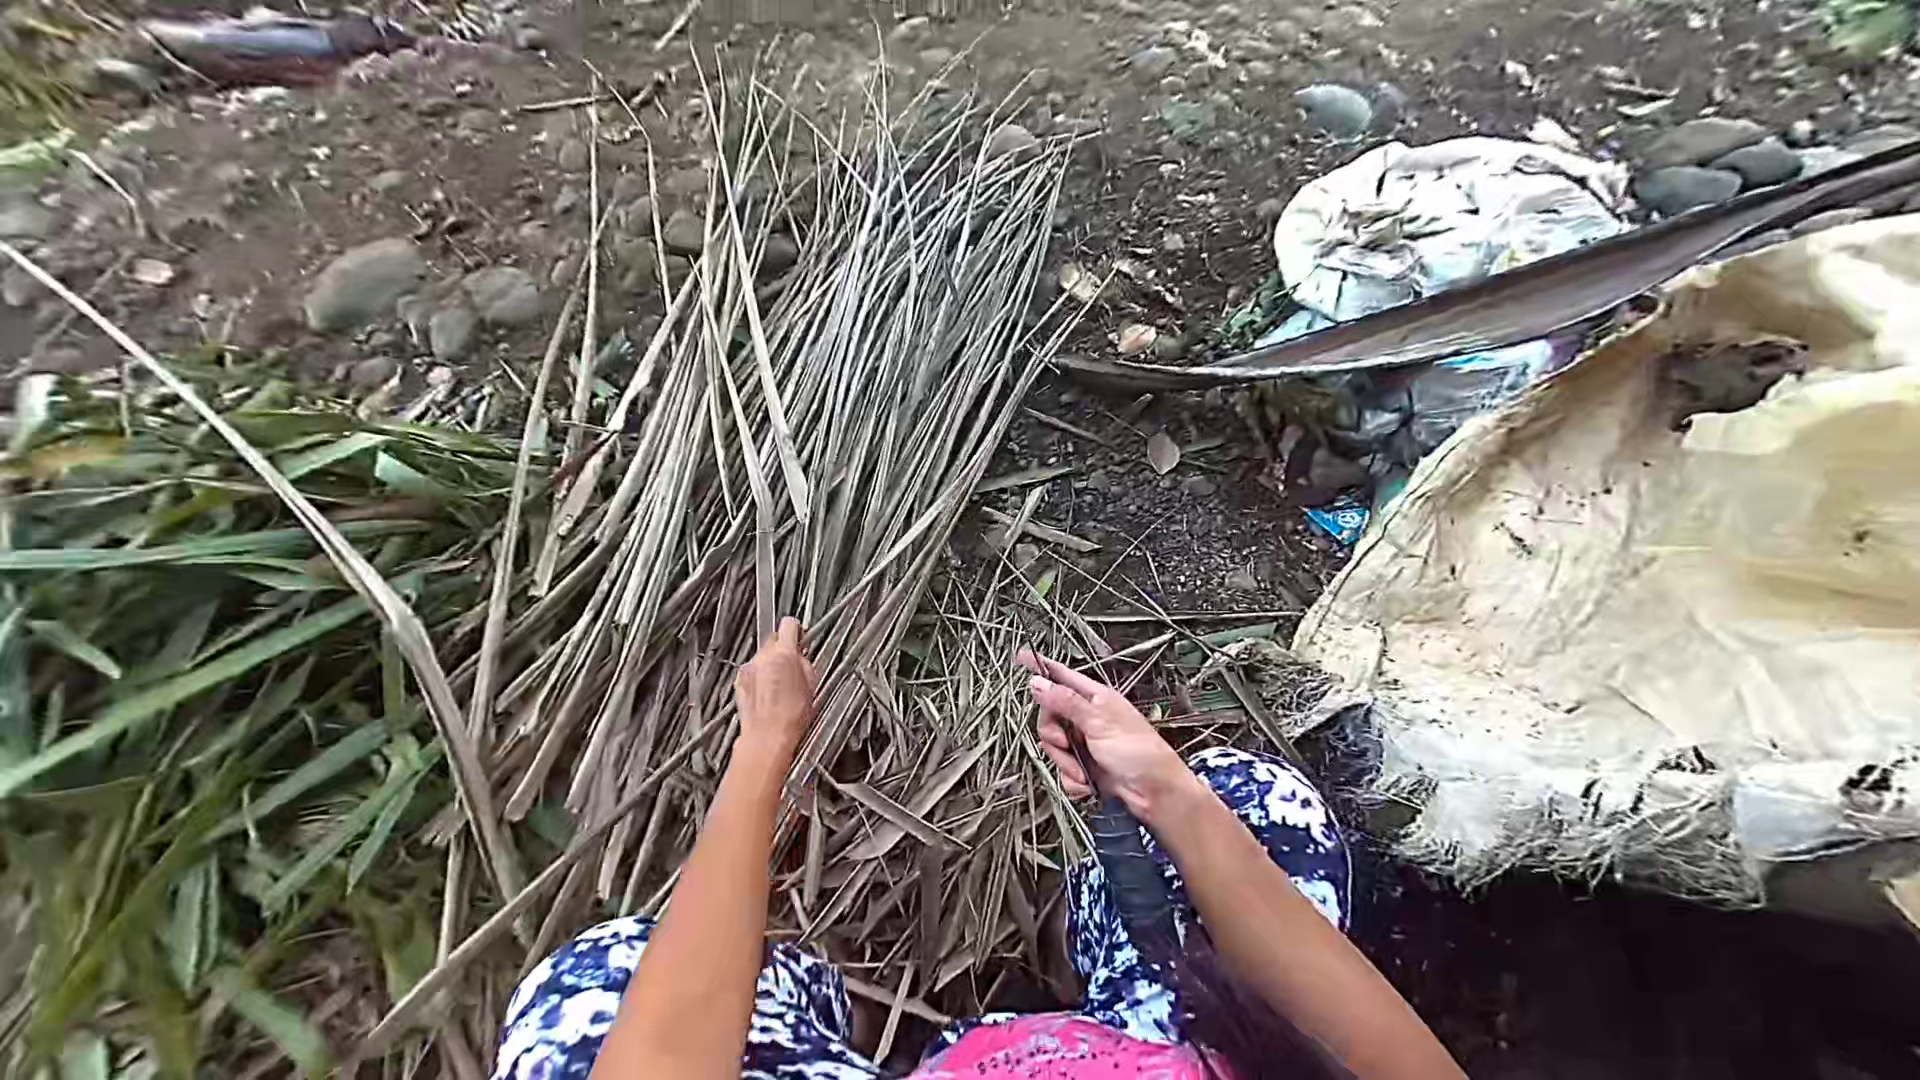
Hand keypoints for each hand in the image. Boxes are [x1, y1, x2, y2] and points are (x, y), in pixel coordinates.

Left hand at [735, 617, 816, 761]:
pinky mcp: (740, 682)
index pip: (789, 625)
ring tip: (782, 684)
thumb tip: (801, 655)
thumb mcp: (811, 684)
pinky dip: (760, 676)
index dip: (796, 629)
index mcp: (784, 654)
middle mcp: (763, 658)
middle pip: (773, 640)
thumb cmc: (790, 717)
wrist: (767, 737)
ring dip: (771, 664)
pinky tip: (770, 692)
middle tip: (793, 664)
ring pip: (762, 656)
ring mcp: (748, 669)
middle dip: (783, 649)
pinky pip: (752, 670)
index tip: (799, 635)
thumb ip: (804, 662)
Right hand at [1016, 649, 1198, 825]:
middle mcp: (1088, 717)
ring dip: (1065, 762)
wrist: (1156, 793)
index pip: (1061, 676)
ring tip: (1083, 768)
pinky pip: (1063, 770)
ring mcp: (1086, 742)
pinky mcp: (1086, 765)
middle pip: (1049, 716)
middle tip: (1065, 742)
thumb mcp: (1098, 722)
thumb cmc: (1141, 752)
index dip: (1041, 667)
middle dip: (1053, 735)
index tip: (1023, 657)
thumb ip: (1065, 702)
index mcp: (1095, 698)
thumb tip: (1039, 683)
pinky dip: (1072, 779)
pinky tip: (1087, 782)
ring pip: (1053, 745)